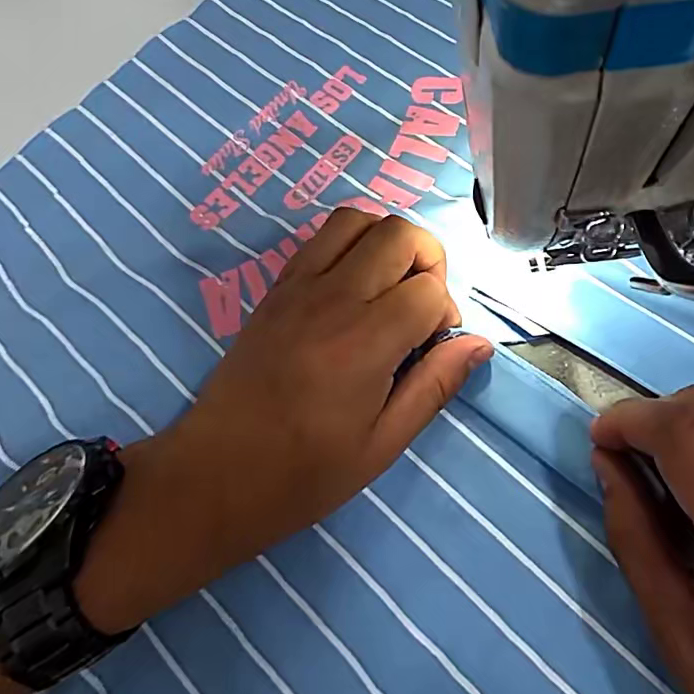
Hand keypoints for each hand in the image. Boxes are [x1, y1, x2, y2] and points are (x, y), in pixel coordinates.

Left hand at [77, 208, 494, 631]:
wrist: (212, 474)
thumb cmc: (303, 472)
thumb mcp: (382, 445)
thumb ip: (435, 385)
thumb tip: (480, 342)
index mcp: (364, 343)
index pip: (428, 290)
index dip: (446, 312)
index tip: (435, 345)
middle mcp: (333, 299)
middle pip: (400, 234)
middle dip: (429, 260)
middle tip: (422, 305)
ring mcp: (299, 285)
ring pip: (359, 218)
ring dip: (389, 240)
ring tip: (391, 284)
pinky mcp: (277, 286)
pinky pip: (322, 234)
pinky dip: (352, 240)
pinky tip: (355, 282)